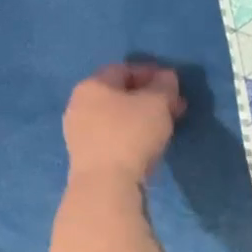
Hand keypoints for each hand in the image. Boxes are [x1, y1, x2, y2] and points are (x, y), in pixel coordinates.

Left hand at [63, 64, 186, 184]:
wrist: (106, 182)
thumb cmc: (132, 133)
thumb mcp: (158, 103)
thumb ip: (164, 85)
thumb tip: (166, 76)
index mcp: (93, 85)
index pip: (123, 69)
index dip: (151, 72)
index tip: (173, 83)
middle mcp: (79, 103)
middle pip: (119, 92)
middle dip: (148, 95)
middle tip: (174, 104)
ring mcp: (78, 129)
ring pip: (116, 113)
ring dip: (141, 114)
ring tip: (165, 124)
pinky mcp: (85, 152)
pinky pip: (112, 132)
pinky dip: (131, 131)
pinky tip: (148, 140)